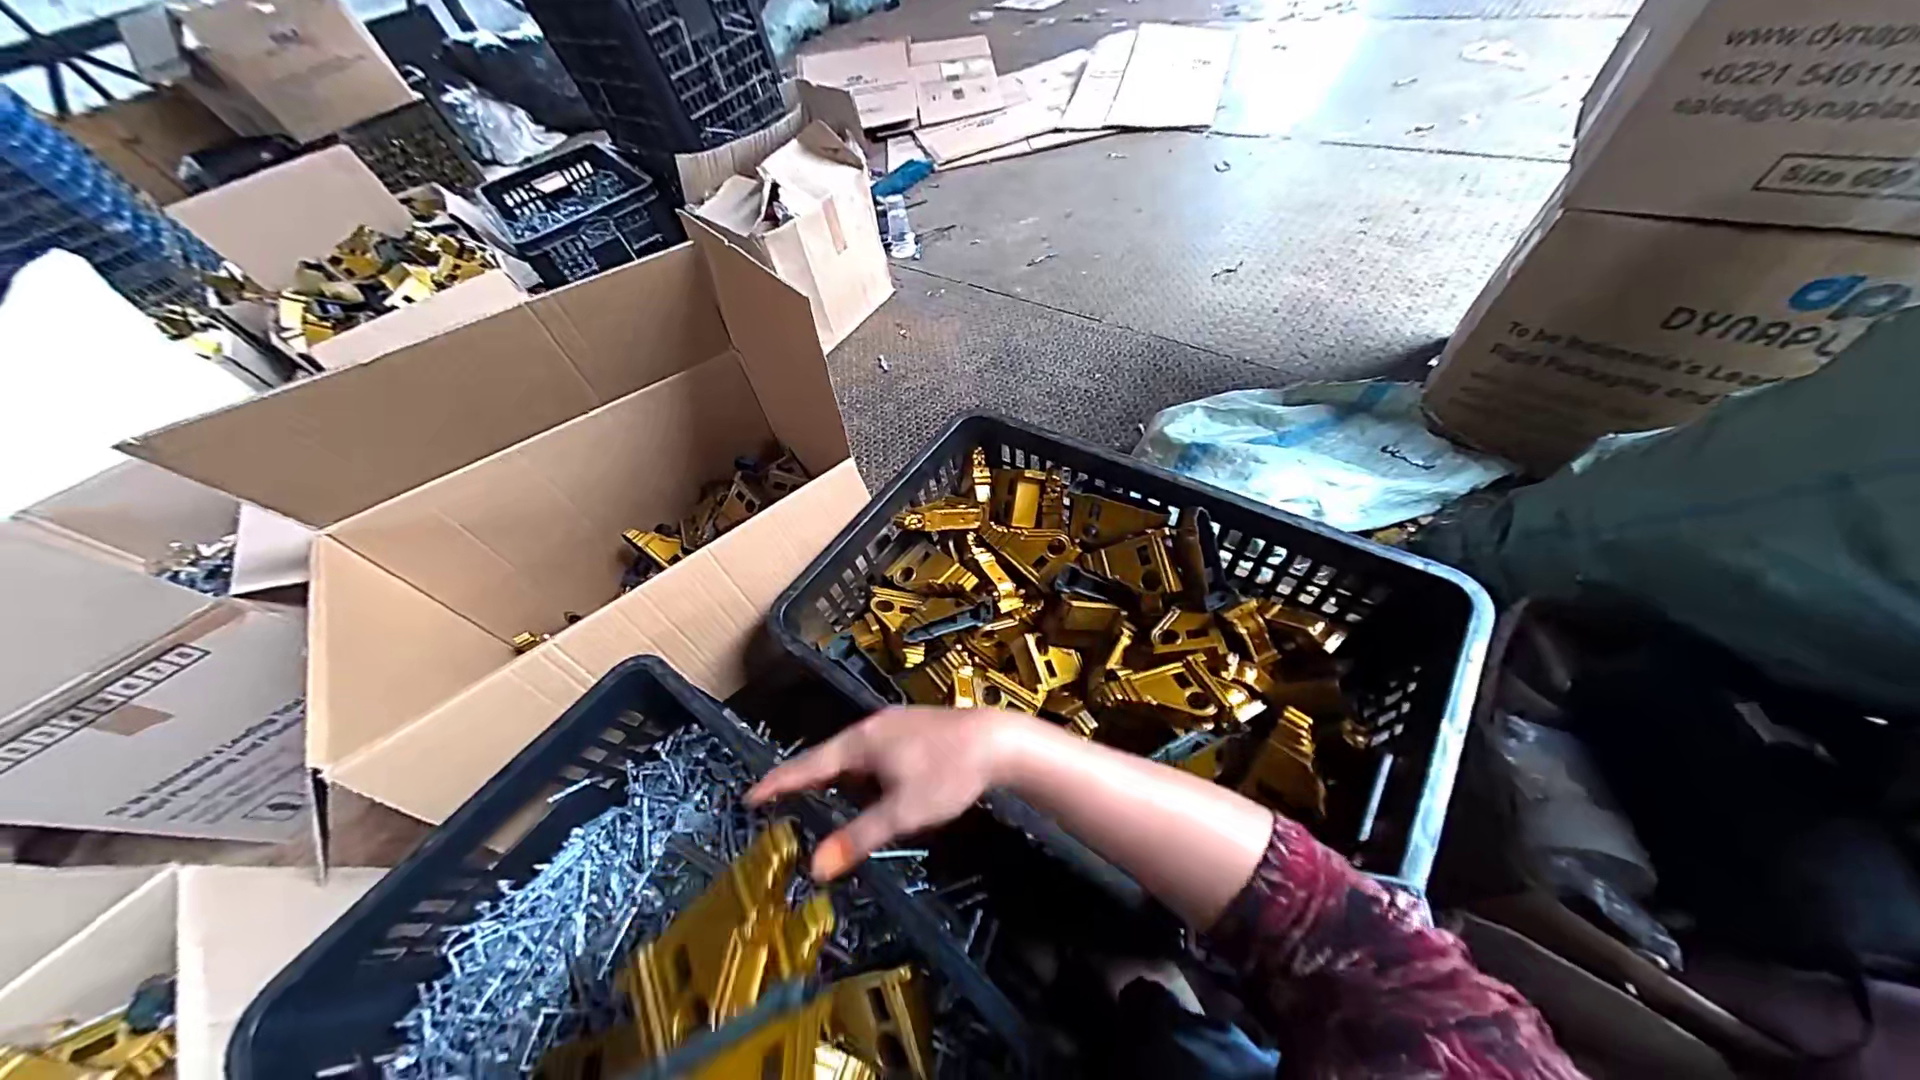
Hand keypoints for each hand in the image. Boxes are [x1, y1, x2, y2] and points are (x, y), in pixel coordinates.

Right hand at [746, 706, 1018, 880]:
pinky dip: (863, 772)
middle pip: (829, 756)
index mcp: (862, 742)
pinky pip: (875, 751)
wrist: (999, 742)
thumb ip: (858, 838)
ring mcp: (896, 723)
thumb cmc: (947, 774)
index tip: (750, 795)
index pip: (808, 765)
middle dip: (807, 780)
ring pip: (855, 754)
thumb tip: (816, 867)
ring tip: (825, 800)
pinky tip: (875, 787)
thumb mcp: (902, 812)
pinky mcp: (916, 727)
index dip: (779, 782)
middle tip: (783, 803)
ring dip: (838, 777)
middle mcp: (874, 726)